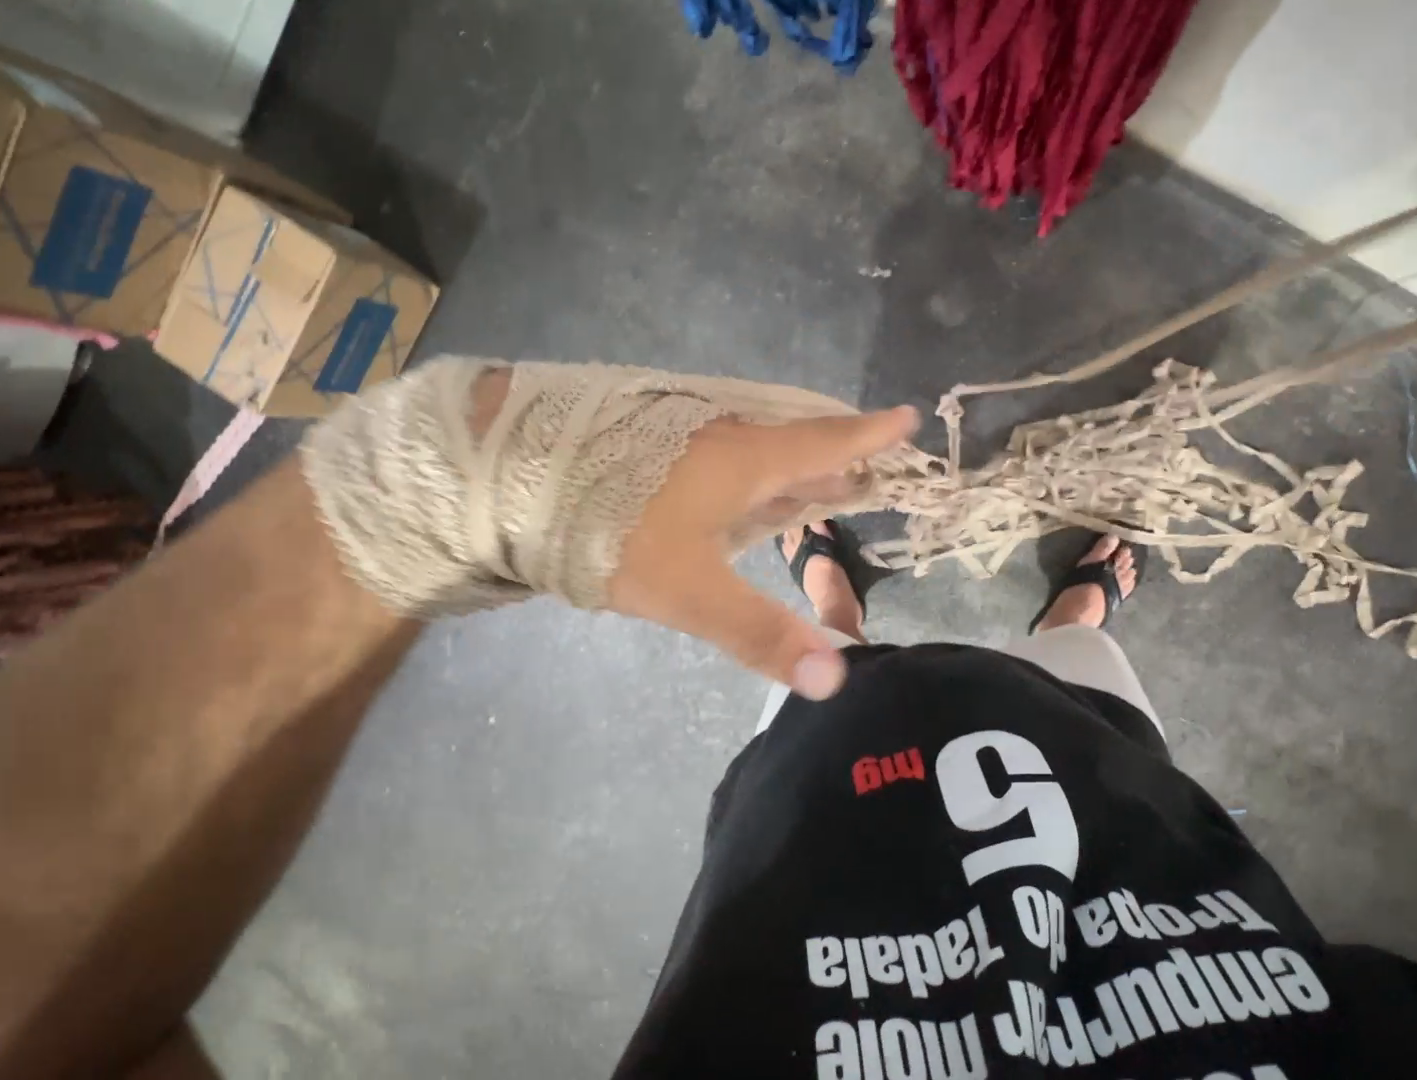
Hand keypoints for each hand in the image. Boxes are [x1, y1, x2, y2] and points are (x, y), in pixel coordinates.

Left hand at [605, 406, 918, 700]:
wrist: (508, 473)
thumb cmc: (610, 529)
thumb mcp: (689, 591)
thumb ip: (760, 633)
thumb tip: (834, 678)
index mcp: (748, 462)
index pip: (827, 444)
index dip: (870, 435)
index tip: (908, 416)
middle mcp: (725, 442)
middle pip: (797, 450)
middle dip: (838, 463)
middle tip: (873, 476)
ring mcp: (685, 442)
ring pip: (758, 456)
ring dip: (793, 472)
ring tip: (820, 488)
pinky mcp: (651, 453)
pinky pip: (724, 462)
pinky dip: (752, 480)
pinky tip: (739, 499)